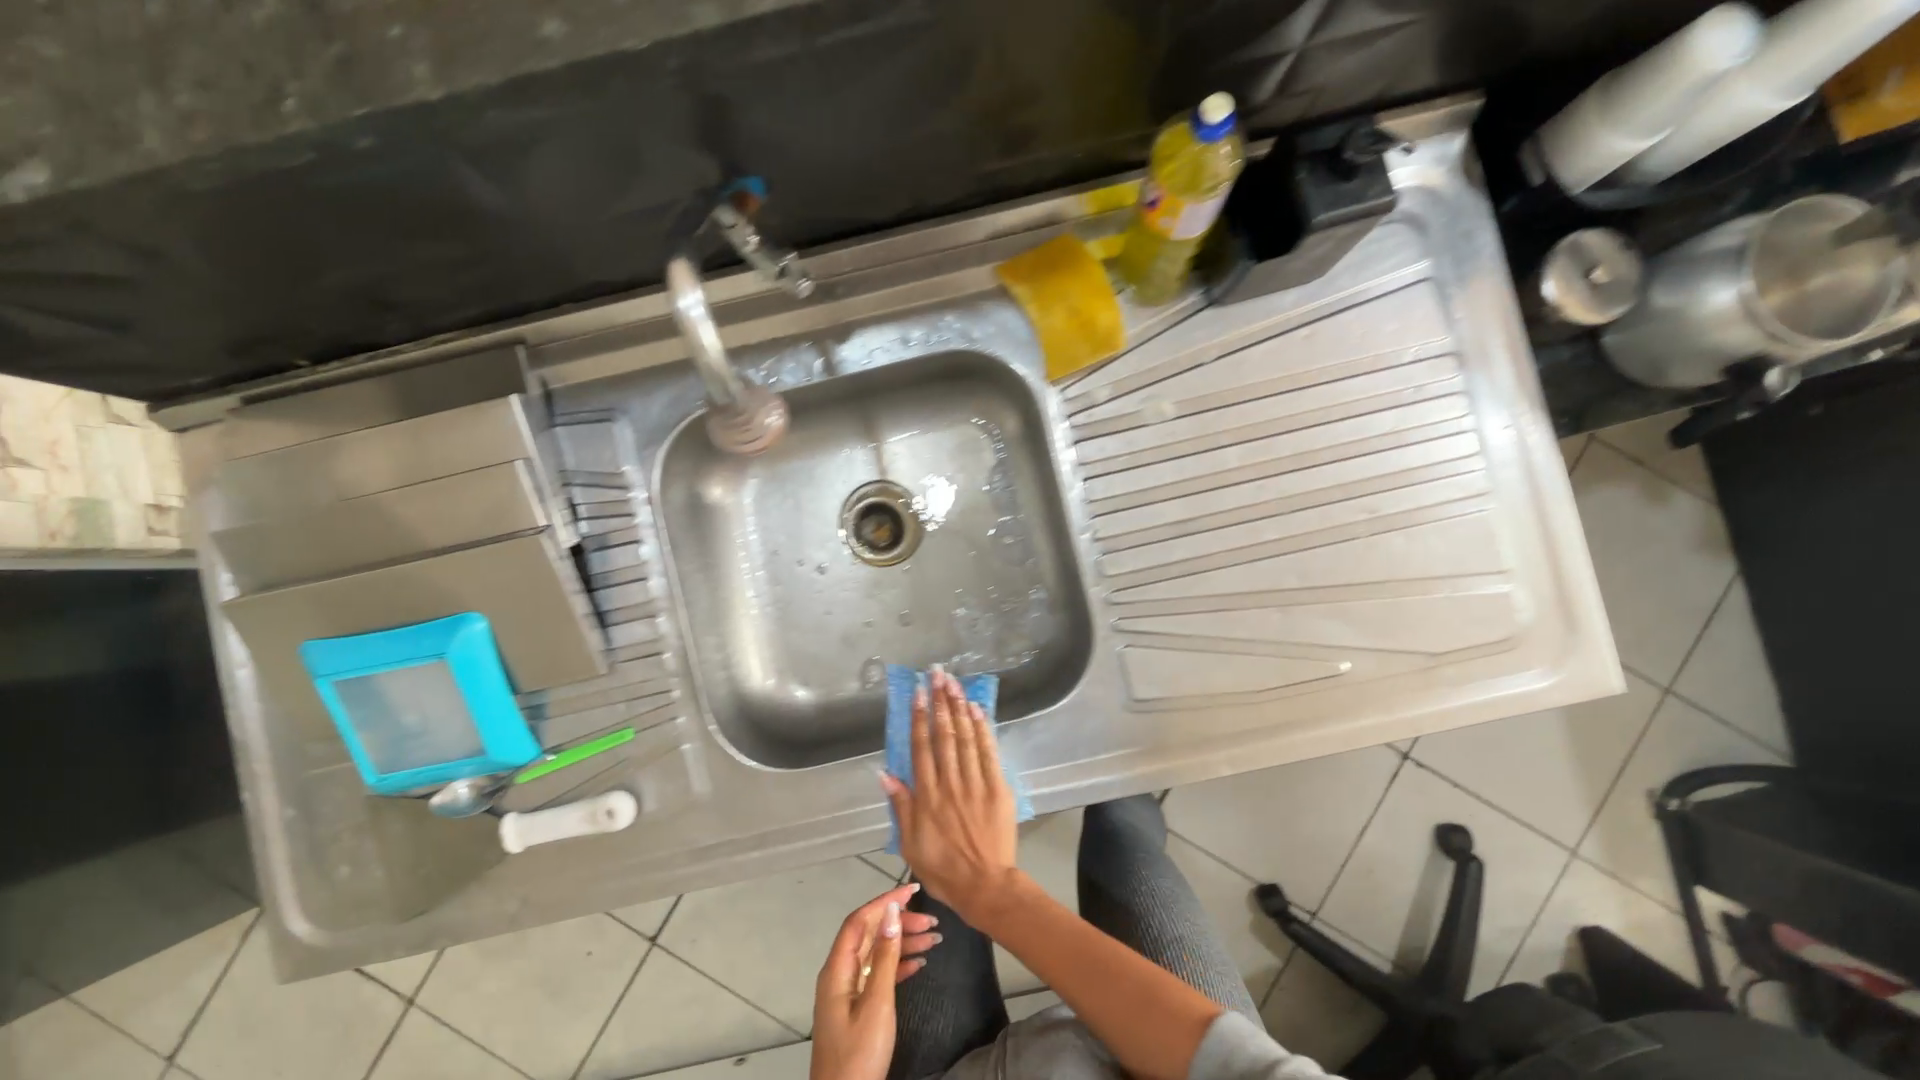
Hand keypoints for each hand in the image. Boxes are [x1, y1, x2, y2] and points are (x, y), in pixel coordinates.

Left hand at [810, 883, 940, 1079]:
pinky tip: (920, 962)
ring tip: (935, 938)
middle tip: (932, 921)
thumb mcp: (877, 1004)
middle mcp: (839, 974)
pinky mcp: (857, 1008)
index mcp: (837, 969)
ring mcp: (847, 991)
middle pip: (869, 934)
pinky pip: (878, 974)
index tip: (914, 889)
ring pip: (876, 953)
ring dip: (902, 942)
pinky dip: (898, 964)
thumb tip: (892, 912)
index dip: (885, 901)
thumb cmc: (859, 1053)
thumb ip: (885, 957)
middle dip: (899, 922)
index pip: (860, 921)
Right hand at [879, 667, 1019, 922]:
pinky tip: (977, 710)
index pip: (921, 748)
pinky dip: (983, 729)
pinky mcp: (998, 789)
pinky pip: (989, 753)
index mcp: (927, 796)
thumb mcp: (910, 843)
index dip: (918, 717)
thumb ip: (901, 806)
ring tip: (954, 683)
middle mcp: (950, 784)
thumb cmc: (943, 868)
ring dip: (959, 707)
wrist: (985, 886)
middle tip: (937, 675)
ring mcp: (976, 784)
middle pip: (944, 735)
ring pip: (966, 738)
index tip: (917, 693)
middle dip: (939, 702)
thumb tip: (885, 774)